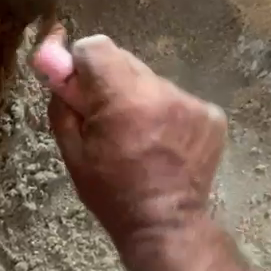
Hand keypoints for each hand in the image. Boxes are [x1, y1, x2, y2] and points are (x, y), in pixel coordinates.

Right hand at [32, 25, 226, 252]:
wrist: (164, 222)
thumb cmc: (109, 191)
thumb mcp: (72, 153)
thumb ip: (64, 107)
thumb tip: (58, 76)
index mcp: (123, 101)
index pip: (97, 48)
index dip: (80, 61)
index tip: (74, 81)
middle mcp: (161, 92)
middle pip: (125, 61)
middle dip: (107, 81)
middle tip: (101, 115)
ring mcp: (191, 102)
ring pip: (150, 81)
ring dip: (136, 98)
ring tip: (134, 135)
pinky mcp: (211, 114)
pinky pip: (175, 99)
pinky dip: (162, 113)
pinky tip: (159, 142)